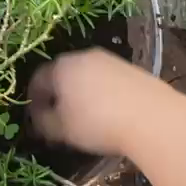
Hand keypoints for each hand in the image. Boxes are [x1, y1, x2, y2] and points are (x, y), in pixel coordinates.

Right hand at [26, 48, 185, 157]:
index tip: (36, 116)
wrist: (151, 116)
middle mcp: (82, 56)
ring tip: (85, 115)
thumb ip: (43, 123)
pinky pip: (106, 77)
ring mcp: (108, 59)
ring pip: (85, 74)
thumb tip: (37, 118)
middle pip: (62, 72)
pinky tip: (109, 110)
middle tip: (59, 115)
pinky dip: (101, 91)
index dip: (33, 98)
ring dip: (80, 91)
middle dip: (57, 93)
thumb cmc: (98, 122)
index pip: (37, 79)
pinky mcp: (129, 67)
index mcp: (61, 67)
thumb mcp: (63, 130)